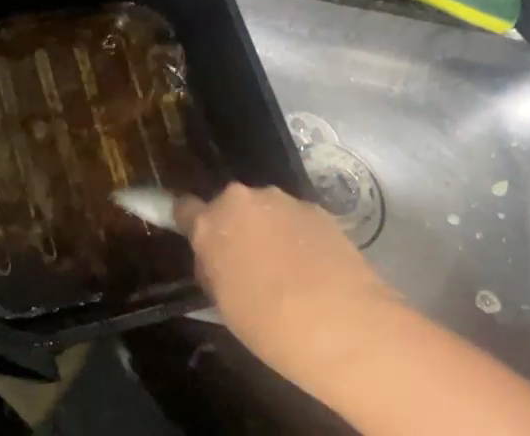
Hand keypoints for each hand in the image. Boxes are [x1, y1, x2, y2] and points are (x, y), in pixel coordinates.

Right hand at [174, 183, 396, 377]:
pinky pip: (296, 218)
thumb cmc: (271, 326)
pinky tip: (315, 268)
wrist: (345, 327)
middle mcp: (242, 200)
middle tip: (250, 265)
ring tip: (290, 270)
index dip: (190, 224)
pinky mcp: (318, 209)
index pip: (184, 208)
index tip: (201, 244)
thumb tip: (217, 259)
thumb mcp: (223, 303)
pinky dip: (299, 236)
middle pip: (229, 208)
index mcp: (210, 223)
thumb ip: (213, 269)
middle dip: (236, 229)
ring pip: (265, 211)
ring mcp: (282, 201)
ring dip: (269, 230)